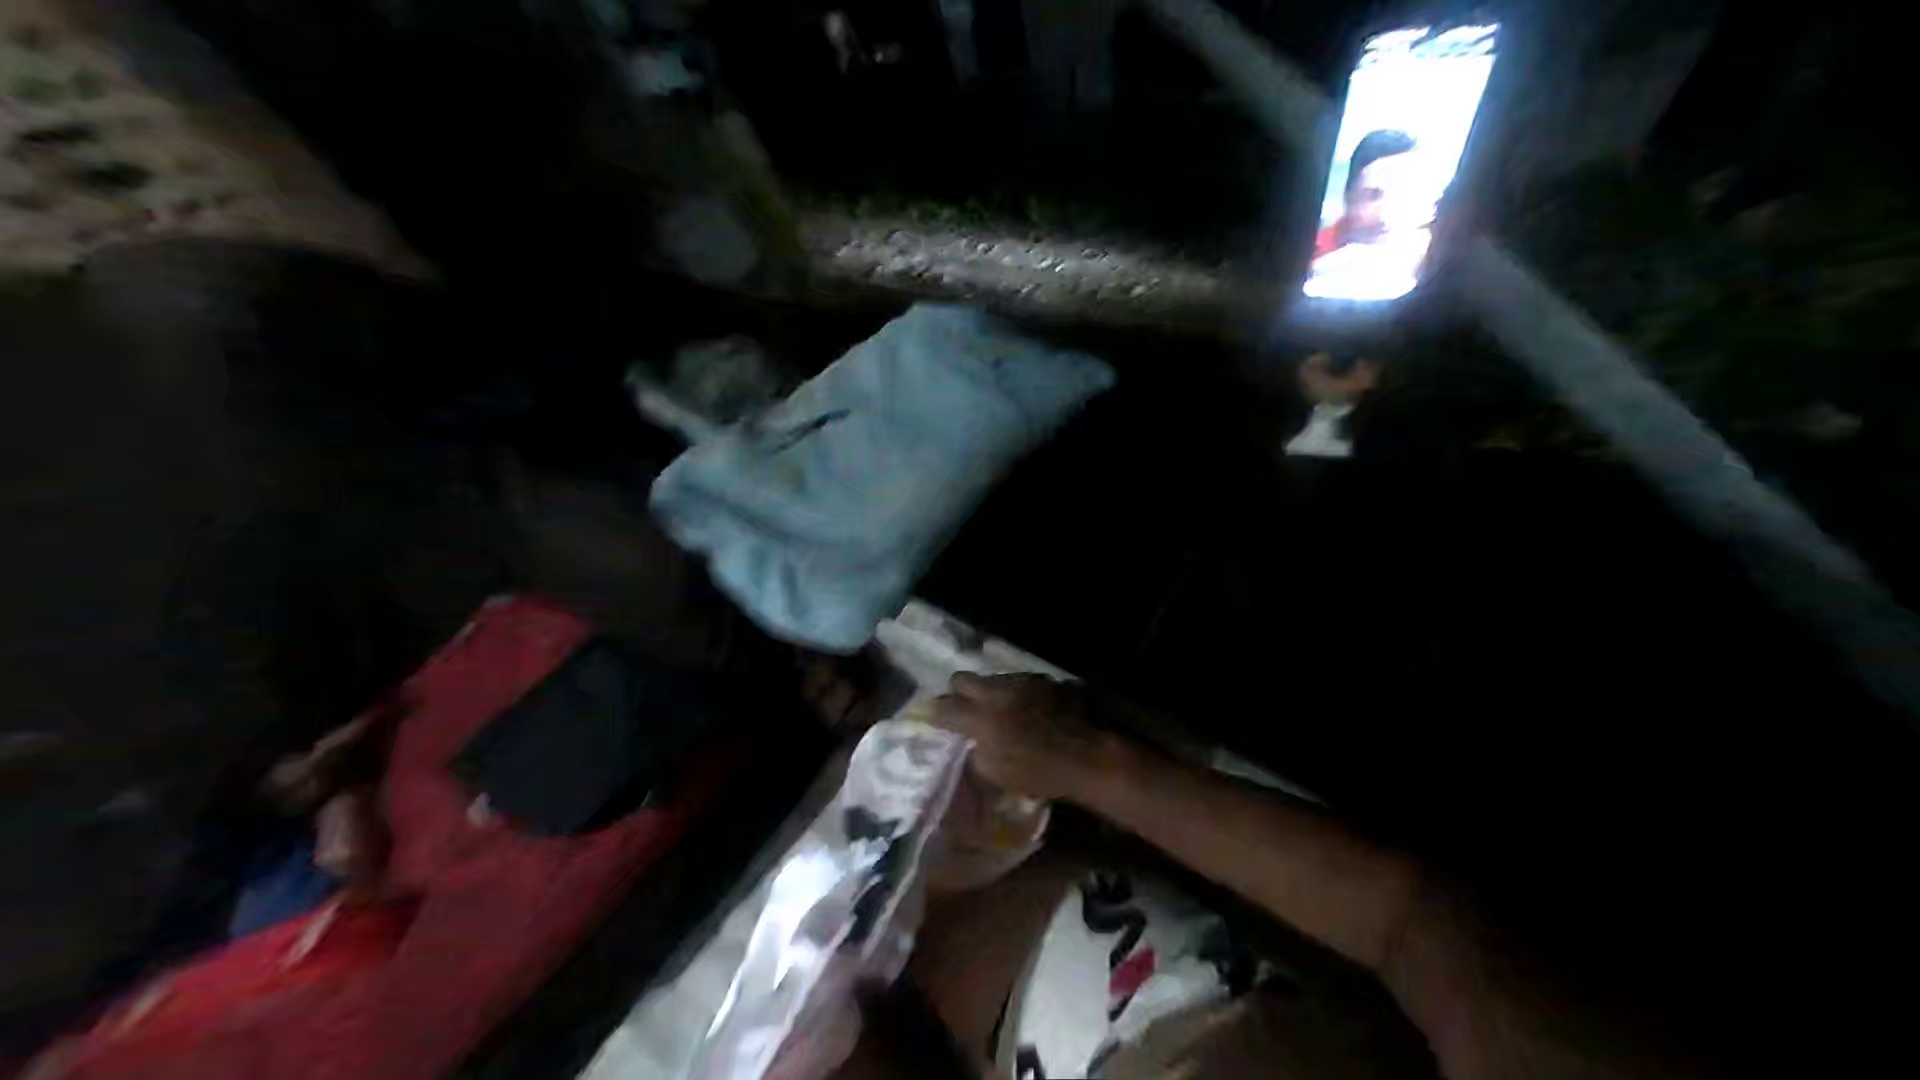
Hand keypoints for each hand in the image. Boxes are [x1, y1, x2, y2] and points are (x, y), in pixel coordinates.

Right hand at [930, 673, 1111, 802]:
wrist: (1087, 756)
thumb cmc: (1040, 773)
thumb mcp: (996, 773)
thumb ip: (975, 751)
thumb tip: (968, 740)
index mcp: (981, 717)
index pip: (943, 706)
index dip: (937, 714)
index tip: (939, 721)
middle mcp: (997, 691)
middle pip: (961, 679)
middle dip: (958, 693)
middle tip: (965, 710)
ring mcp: (1021, 681)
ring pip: (991, 678)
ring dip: (990, 693)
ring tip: (1002, 712)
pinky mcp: (1042, 679)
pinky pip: (1018, 682)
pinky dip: (1017, 693)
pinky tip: (1028, 710)